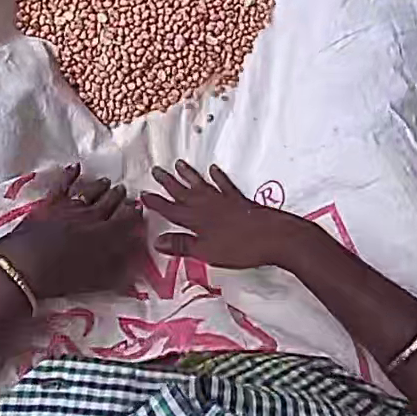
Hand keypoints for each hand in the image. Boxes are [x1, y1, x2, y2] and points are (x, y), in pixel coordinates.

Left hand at [0, 164, 143, 300]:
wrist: (26, 264)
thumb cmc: (61, 277)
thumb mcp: (95, 279)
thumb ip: (117, 269)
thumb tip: (135, 266)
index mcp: (104, 235)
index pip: (125, 220)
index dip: (133, 214)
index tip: (138, 209)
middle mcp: (91, 216)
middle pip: (110, 202)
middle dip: (119, 197)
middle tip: (124, 192)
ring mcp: (71, 207)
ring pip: (92, 191)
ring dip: (101, 186)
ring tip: (107, 182)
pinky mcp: (52, 203)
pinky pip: (63, 184)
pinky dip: (70, 174)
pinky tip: (75, 167)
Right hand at [141, 161, 325, 269]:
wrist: (274, 237)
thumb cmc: (239, 248)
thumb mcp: (206, 251)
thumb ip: (182, 246)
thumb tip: (157, 240)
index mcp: (196, 220)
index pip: (171, 210)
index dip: (156, 202)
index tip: (143, 194)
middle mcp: (207, 205)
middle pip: (183, 192)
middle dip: (168, 182)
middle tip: (156, 170)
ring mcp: (223, 200)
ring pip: (200, 184)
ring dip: (189, 175)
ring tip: (179, 164)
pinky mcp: (239, 200)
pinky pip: (224, 184)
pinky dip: (218, 177)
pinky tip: (214, 169)